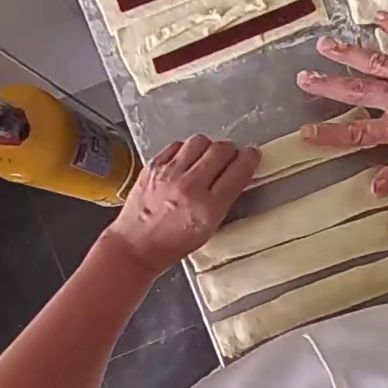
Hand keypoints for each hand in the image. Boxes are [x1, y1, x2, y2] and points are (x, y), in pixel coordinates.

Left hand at [102, 134, 259, 273]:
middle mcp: (190, 187)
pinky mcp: (153, 166)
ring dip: (208, 147)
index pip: (238, 172)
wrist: (135, 247)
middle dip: (231, 151)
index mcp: (208, 208)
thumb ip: (224, 200)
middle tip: (229, 157)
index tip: (252, 155)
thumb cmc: (173, 244)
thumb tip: (237, 174)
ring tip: (206, 158)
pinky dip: (185, 150)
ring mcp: (169, 174)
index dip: (250, 159)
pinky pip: (177, 145)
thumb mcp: (208, 229)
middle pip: (221, 150)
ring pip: (200, 141)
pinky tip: (185, 161)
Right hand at [296, 11, 387, 194]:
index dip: (329, 135)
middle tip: (303, 78)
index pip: (356, 134)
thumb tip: (374, 189)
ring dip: (347, 54)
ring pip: (374, 62)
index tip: (304, 134)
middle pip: (356, 91)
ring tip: (324, 45)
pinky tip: (377, 17)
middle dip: (327, 86)